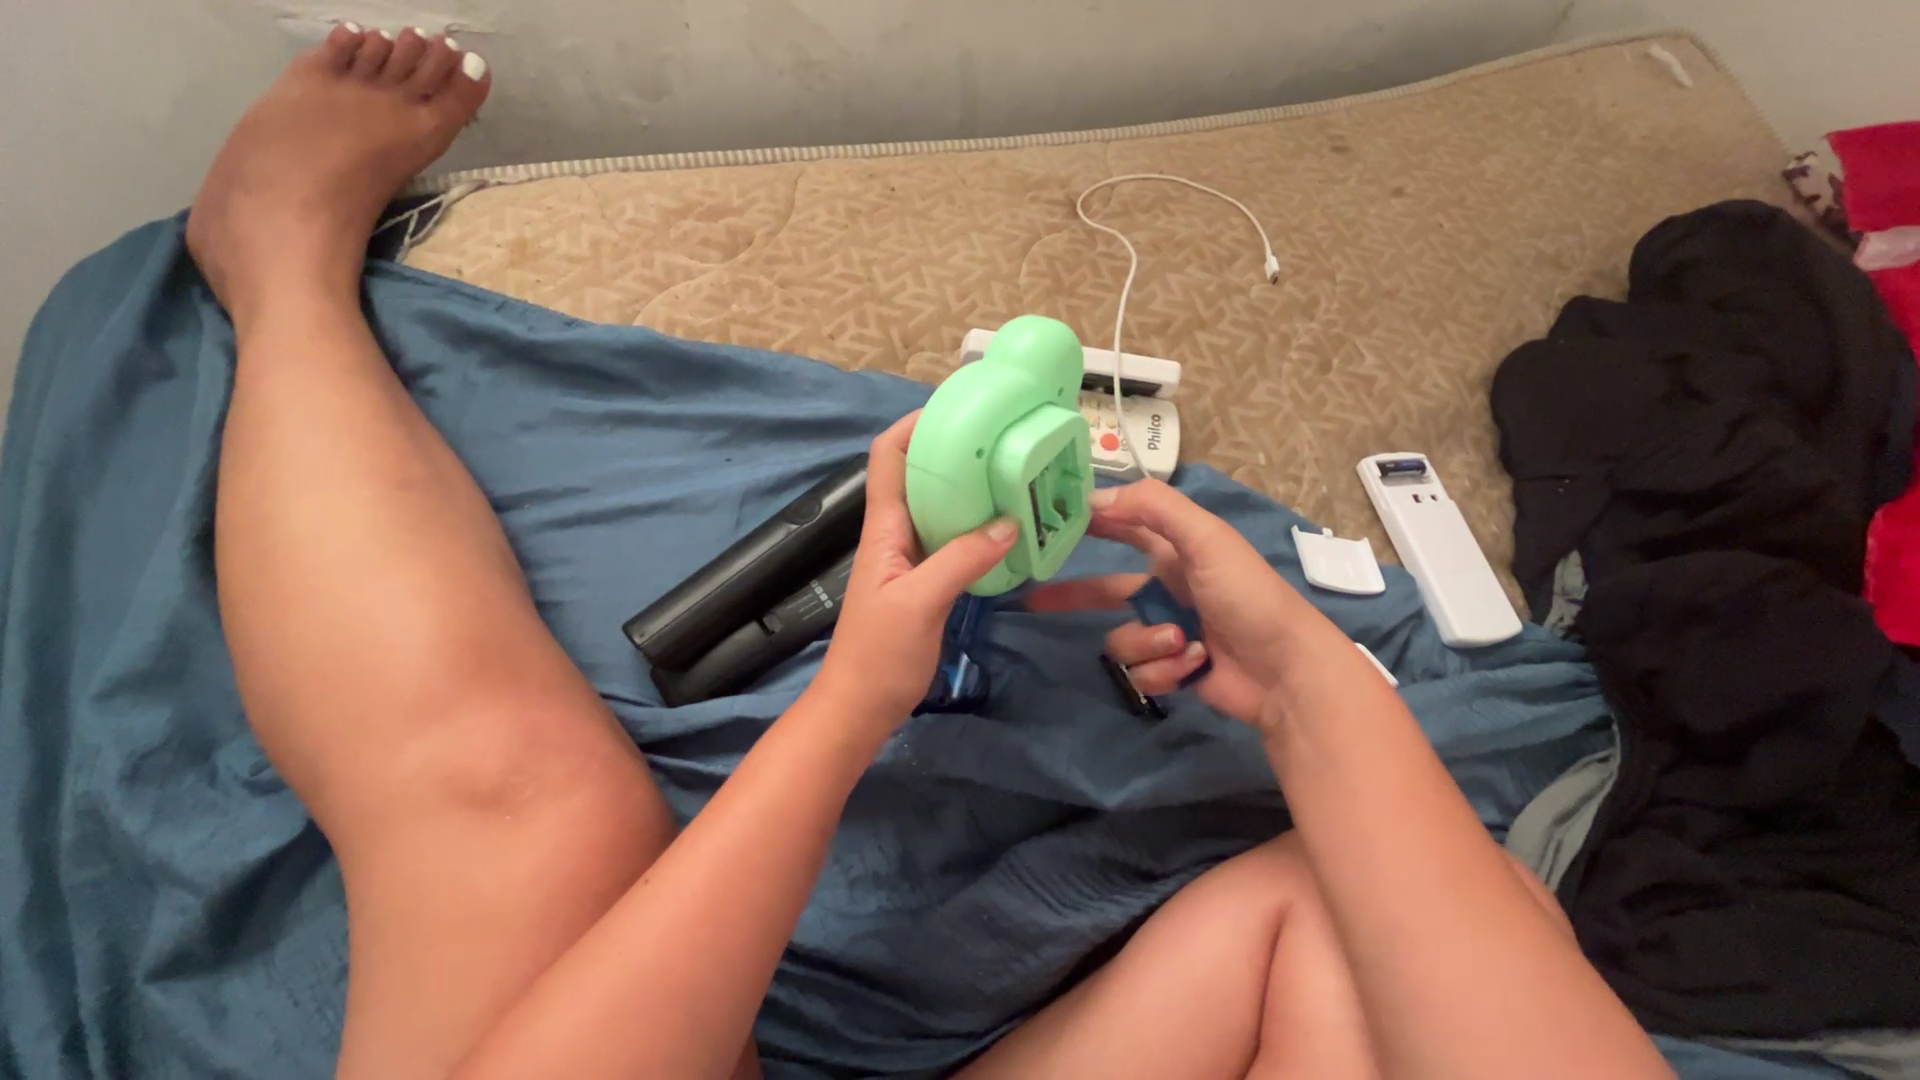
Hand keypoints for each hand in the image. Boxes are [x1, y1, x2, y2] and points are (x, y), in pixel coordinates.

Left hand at [809, 412, 1017, 727]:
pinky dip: (979, 527)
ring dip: (970, 489)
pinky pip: (954, 540)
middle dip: (954, 451)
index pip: (888, 457)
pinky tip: (1009, 529)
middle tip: (1003, 439)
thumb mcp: (920, 602)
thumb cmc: (879, 654)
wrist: (861, 706)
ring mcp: (912, 558)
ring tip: (1014, 475)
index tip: (957, 409)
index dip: (913, 425)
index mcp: (884, 528)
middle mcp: (897, 534)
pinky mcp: (928, 581)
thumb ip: (962, 560)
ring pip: (941, 508)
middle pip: (919, 475)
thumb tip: (1009, 522)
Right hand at [1025, 479, 1316, 727]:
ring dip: (1147, 642)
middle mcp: (1166, 588)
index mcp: (1176, 550)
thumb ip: (1154, 507)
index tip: (1047, 525)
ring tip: (1183, 643)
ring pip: (1121, 638)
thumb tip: (1097, 497)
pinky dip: (1165, 669)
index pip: (1123, 526)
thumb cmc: (1246, 595)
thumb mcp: (1205, 538)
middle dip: (1073, 595)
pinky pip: (1141, 670)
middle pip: (1104, 589)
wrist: (1286, 670)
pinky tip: (1194, 665)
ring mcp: (1167, 630)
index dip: (1089, 522)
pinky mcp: (1172, 669)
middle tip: (1032, 600)